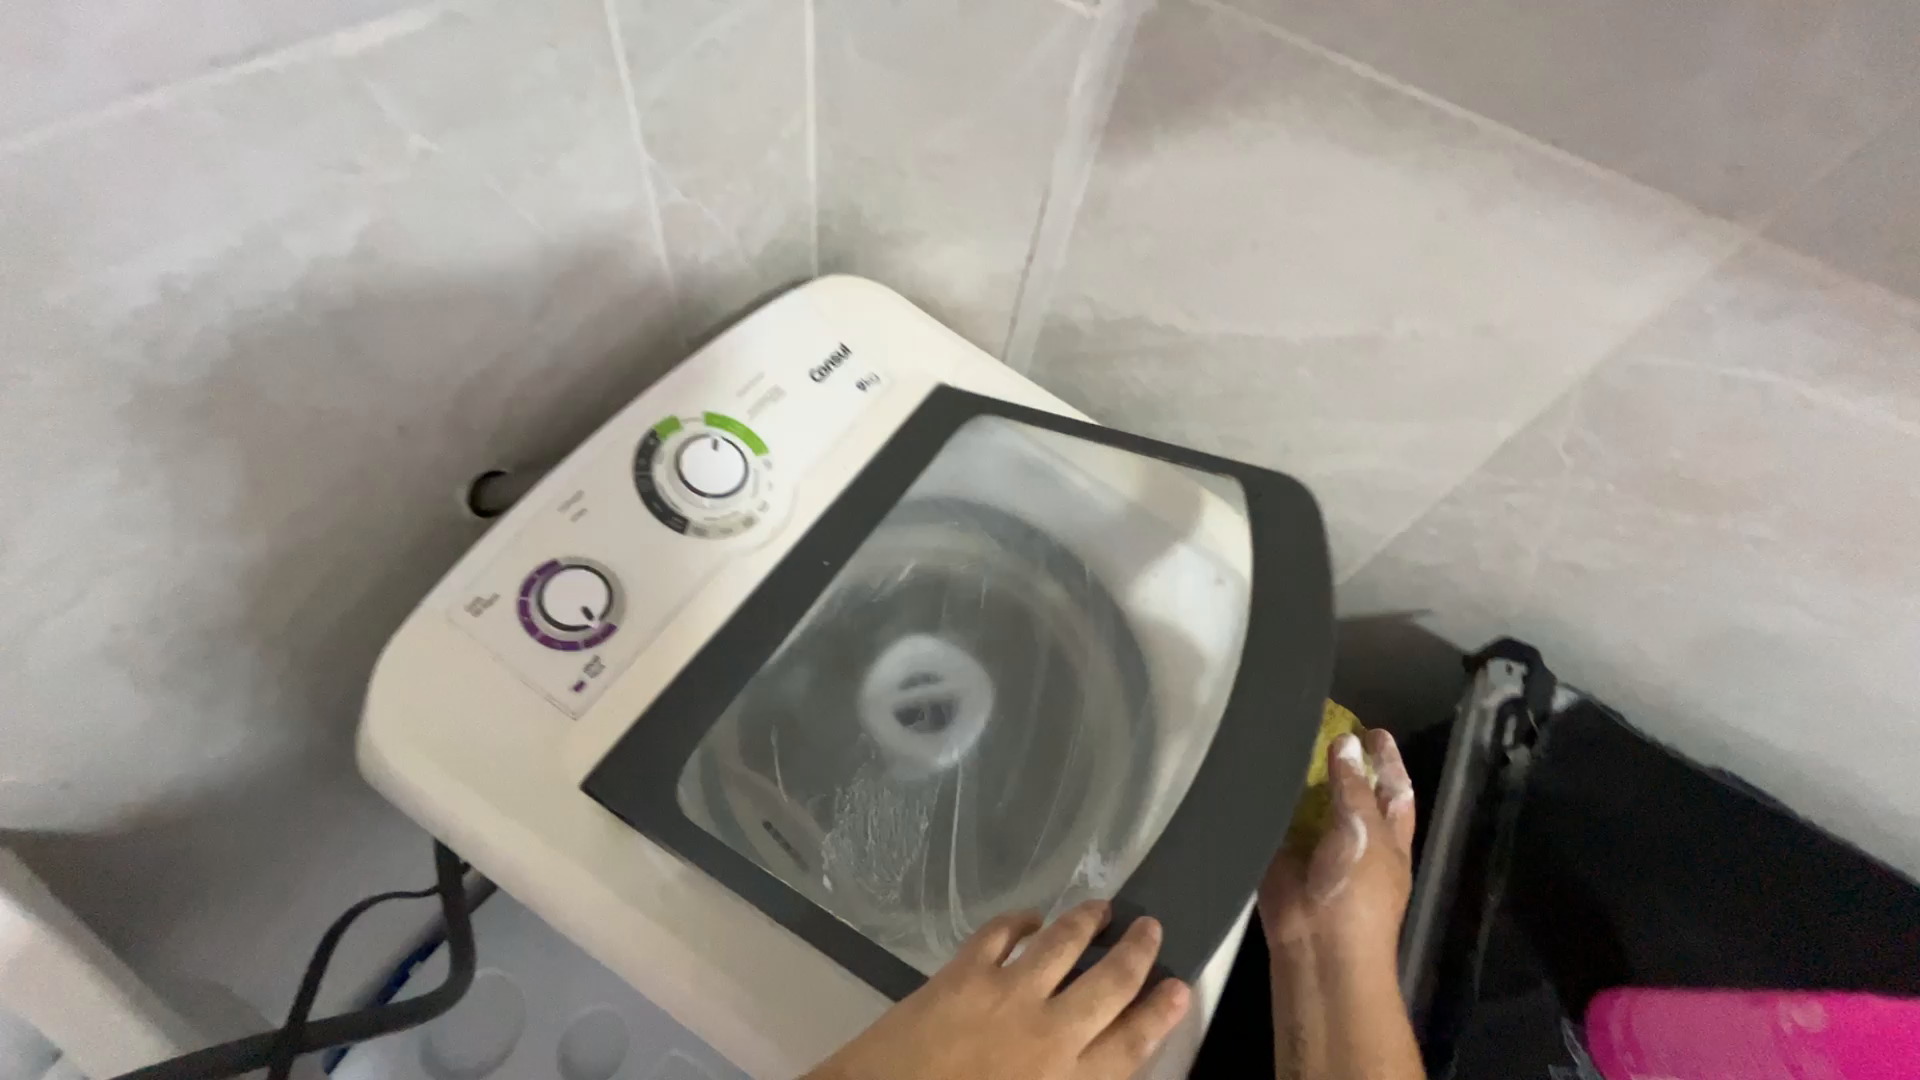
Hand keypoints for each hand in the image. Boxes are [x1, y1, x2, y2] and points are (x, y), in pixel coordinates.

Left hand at [805, 901, 1191, 1079]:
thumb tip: (1092, 1059)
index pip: (1130, 1044)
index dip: (1159, 1013)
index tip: (1179, 985)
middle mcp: (1046, 1034)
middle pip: (1107, 984)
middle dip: (1135, 952)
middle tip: (1149, 925)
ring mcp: (1005, 995)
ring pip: (1061, 944)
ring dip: (1084, 921)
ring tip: (1101, 906)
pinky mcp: (963, 971)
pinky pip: (1001, 932)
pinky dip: (1019, 920)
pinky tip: (1029, 917)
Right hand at [1259, 729, 1424, 1079]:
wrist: (1316, 944)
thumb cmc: (1358, 893)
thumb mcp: (1366, 836)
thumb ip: (1354, 789)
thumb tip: (1346, 743)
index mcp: (1387, 837)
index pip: (1394, 791)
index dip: (1387, 761)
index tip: (1374, 730)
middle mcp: (1353, 837)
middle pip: (1349, 791)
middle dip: (1338, 761)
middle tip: (1317, 722)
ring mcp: (1314, 844)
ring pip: (1309, 800)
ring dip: (1298, 774)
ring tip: (1281, 735)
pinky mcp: (1279, 850)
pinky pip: (1274, 816)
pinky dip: (1267, 796)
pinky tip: (1253, 767)